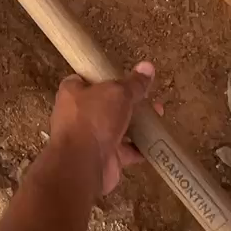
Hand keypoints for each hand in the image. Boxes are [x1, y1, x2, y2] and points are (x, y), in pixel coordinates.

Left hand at [49, 62, 154, 194]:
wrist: (83, 164)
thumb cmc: (94, 118)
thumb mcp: (118, 92)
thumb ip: (134, 83)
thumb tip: (148, 67)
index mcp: (72, 93)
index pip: (85, 80)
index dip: (103, 78)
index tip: (122, 77)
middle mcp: (78, 115)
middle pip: (105, 105)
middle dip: (128, 102)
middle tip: (149, 98)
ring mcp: (90, 138)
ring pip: (116, 128)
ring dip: (137, 124)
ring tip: (158, 116)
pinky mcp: (103, 158)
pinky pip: (125, 150)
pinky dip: (140, 148)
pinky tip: (156, 142)